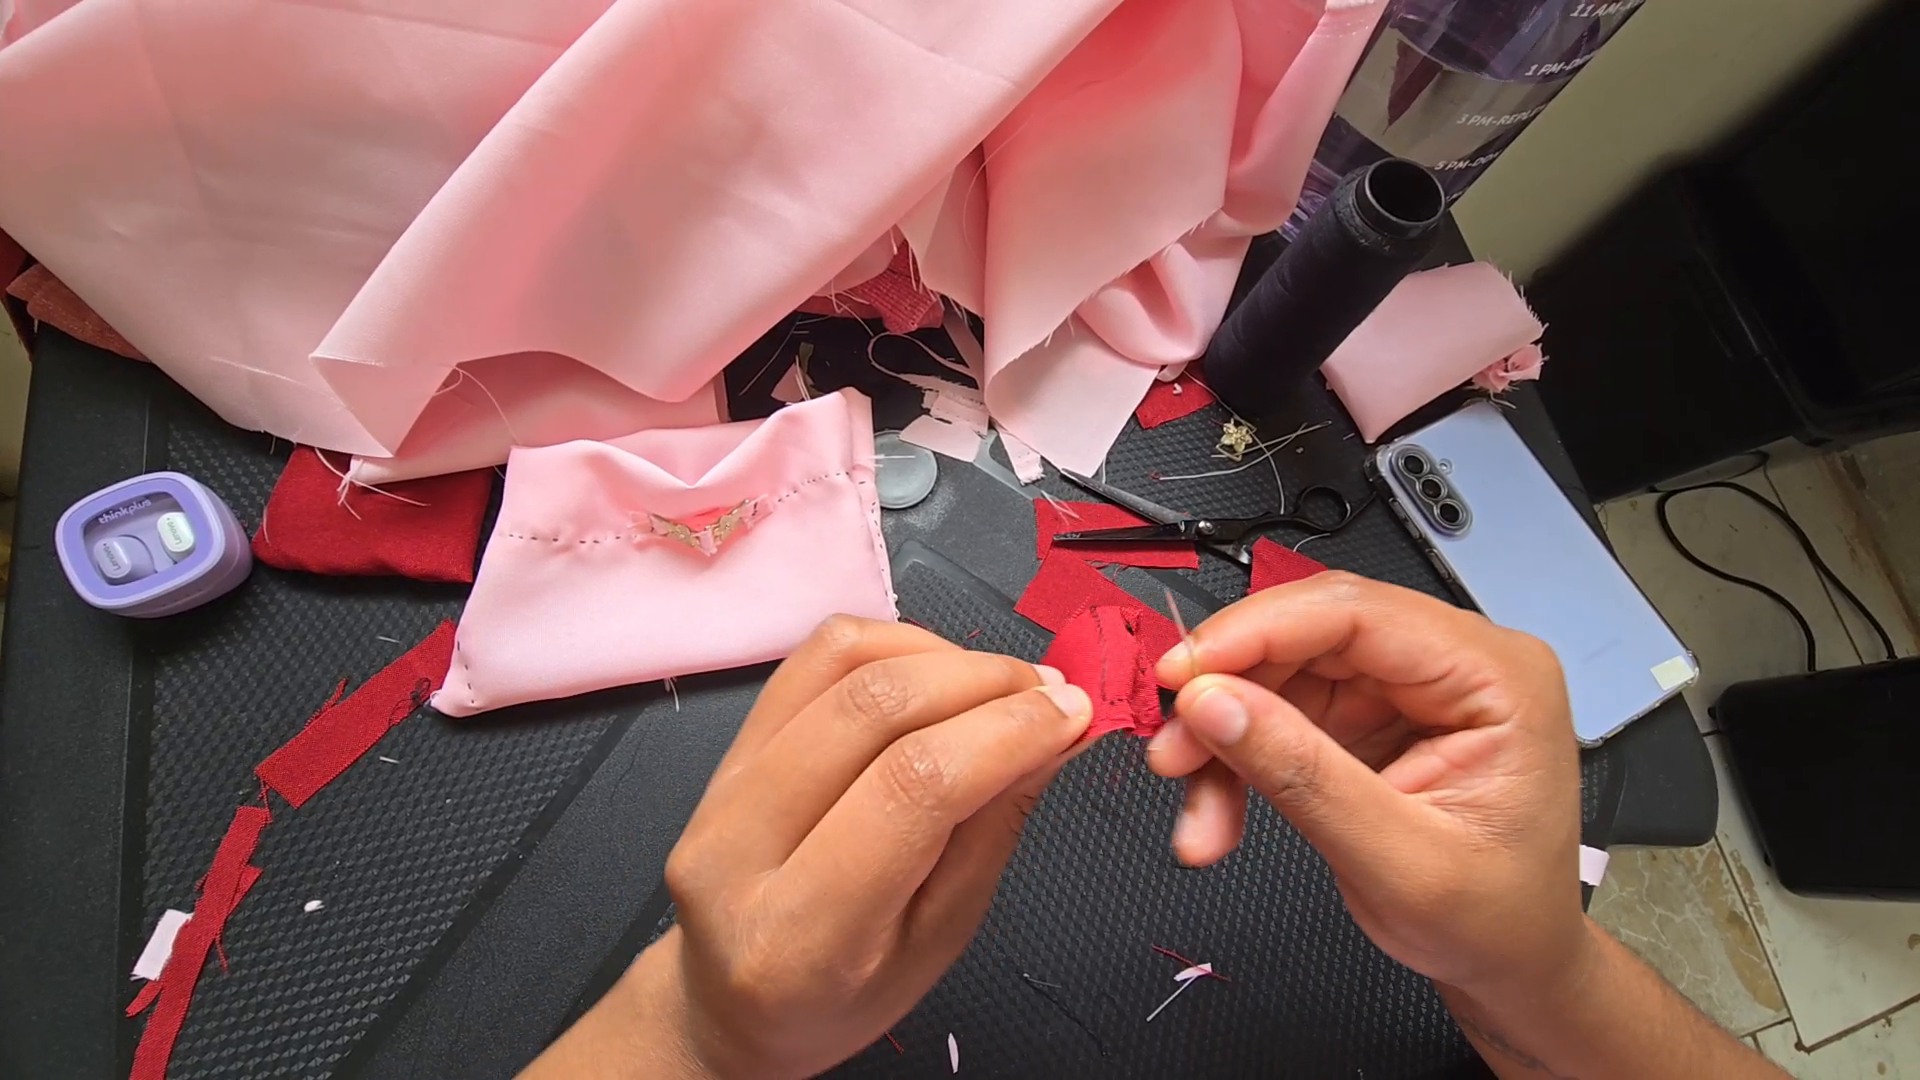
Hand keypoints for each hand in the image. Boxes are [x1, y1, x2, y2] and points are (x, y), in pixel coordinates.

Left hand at [559, 616, 1091, 1079]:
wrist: (726, 994)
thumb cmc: (847, 991)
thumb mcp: (941, 937)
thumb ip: (995, 825)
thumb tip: (1057, 728)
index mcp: (800, 933)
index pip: (912, 788)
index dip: (1003, 732)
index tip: (1072, 711)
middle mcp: (742, 841)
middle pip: (874, 710)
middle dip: (981, 681)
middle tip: (1047, 690)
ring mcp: (723, 779)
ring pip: (842, 664)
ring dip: (941, 654)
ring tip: (998, 682)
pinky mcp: (730, 739)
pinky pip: (816, 655)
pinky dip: (894, 641)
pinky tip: (938, 668)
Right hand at [1147, 573, 1587, 999]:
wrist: (1506, 961)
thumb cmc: (1492, 921)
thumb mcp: (1398, 863)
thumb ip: (1301, 775)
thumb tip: (1208, 703)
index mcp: (1493, 675)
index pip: (1353, 612)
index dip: (1254, 631)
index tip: (1181, 674)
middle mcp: (1441, 660)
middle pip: (1300, 635)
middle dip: (1225, 689)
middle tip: (1172, 744)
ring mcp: (1392, 682)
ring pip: (1271, 671)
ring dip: (1218, 732)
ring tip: (1192, 799)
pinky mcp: (1353, 708)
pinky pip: (1267, 706)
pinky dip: (1230, 755)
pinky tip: (1214, 806)